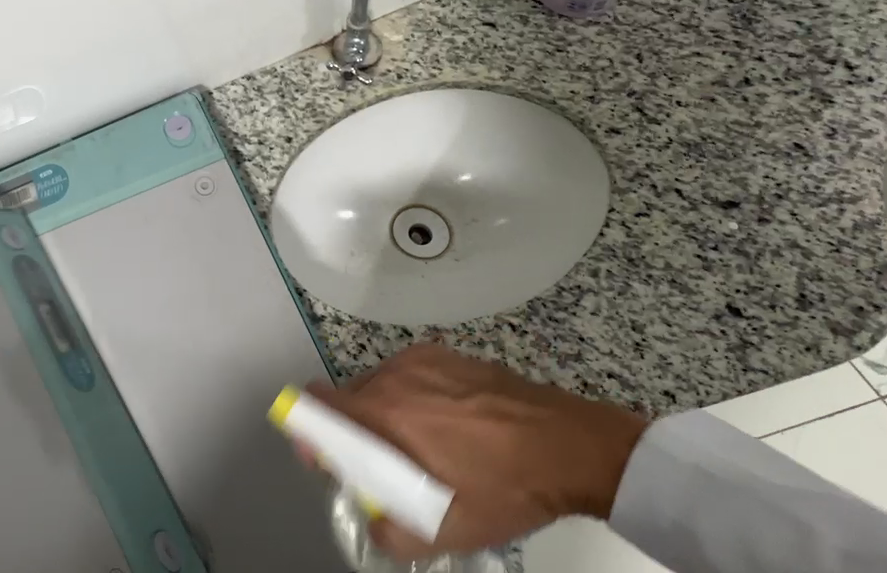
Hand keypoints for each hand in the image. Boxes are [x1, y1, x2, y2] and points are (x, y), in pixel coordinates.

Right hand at [306, 344, 648, 560]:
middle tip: (388, 463)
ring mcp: (422, 359)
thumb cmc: (505, 488)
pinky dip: (416, 396)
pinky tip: (451, 424)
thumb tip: (371, 518)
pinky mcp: (449, 354)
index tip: (333, 455)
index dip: (313, 428)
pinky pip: (412, 374)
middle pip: (347, 395)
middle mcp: (393, 374)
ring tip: (425, 445)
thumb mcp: (449, 530)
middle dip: (355, 428)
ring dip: (386, 411)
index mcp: (383, 411)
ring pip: (380, 384)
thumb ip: (393, 531)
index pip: (315, 400)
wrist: (573, 447)